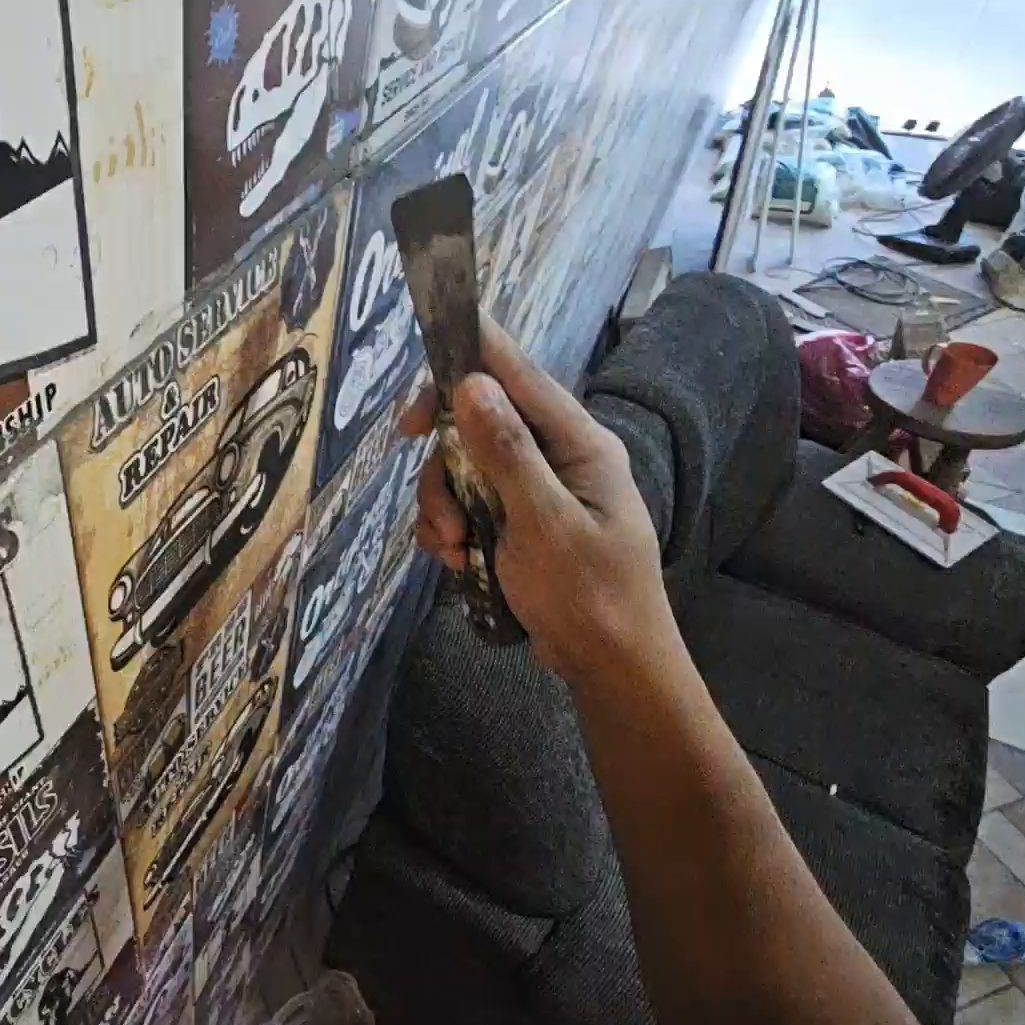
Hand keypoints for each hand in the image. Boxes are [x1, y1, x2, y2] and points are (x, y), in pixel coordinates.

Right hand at [397, 312, 672, 680]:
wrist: (607, 663)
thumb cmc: (587, 593)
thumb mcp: (543, 522)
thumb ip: (507, 452)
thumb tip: (471, 383)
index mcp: (576, 442)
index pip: (517, 376)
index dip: (466, 361)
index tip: (416, 383)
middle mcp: (553, 456)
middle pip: (475, 425)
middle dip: (443, 463)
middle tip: (427, 493)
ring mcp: (531, 489)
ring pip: (460, 470)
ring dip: (441, 506)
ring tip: (452, 548)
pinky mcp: (513, 520)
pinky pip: (461, 505)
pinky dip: (447, 528)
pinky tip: (455, 559)